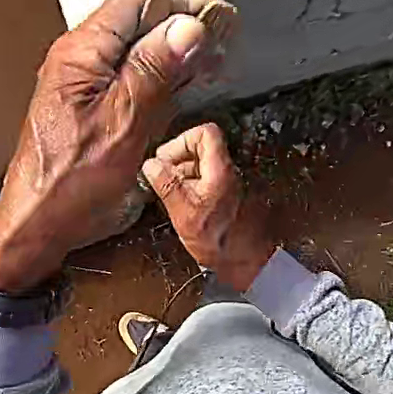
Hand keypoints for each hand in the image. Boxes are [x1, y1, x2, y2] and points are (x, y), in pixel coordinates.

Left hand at [0, 0, 224, 292]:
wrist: (39, 222)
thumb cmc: (68, 184)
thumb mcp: (121, 125)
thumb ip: (153, 72)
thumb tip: (187, 28)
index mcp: (83, 53)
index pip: (140, 1)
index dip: (185, 6)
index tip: (220, 21)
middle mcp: (82, 60)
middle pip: (140, 22)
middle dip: (184, 27)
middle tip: (222, 42)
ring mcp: (87, 83)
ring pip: (138, 50)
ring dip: (176, 52)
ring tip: (212, 62)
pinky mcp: (93, 106)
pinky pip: (132, 79)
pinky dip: (161, 78)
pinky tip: (184, 86)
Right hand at [142, 122, 275, 291]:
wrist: (241, 261)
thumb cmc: (217, 241)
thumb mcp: (183, 213)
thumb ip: (167, 185)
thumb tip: (151, 165)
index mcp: (219, 170)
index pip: (205, 133)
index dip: (181, 141)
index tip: (166, 160)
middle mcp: (227, 171)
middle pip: (200, 146)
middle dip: (177, 158)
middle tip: (162, 176)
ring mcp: (226, 182)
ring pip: (200, 163)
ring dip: (181, 173)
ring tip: (169, 192)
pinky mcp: (224, 194)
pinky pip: (203, 178)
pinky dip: (189, 184)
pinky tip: (180, 202)